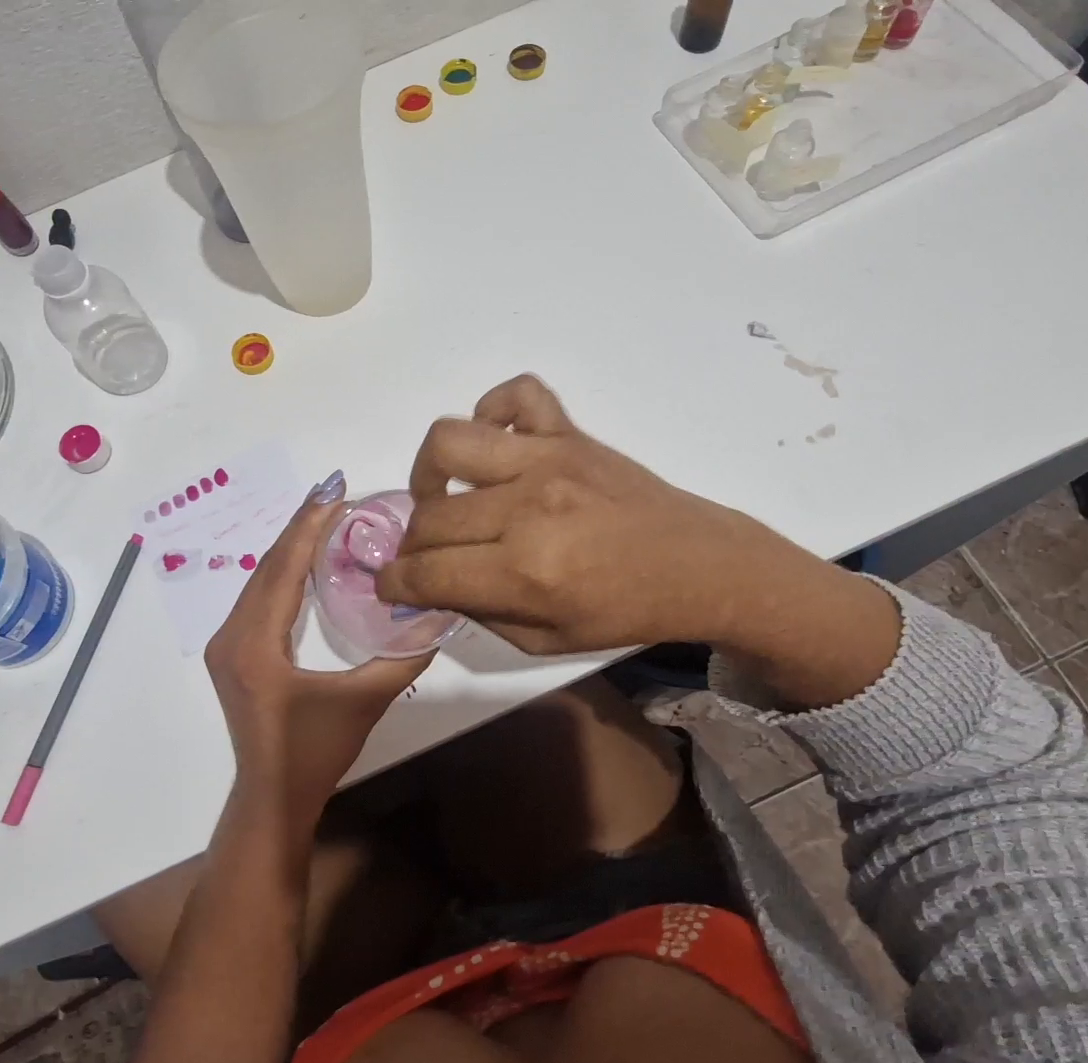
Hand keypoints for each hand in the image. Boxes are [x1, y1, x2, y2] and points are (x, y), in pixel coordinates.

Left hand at [205, 471, 434, 834]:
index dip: (310, 526)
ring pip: (260, 581)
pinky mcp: (232, 654)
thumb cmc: (316, 753)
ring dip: (291, 548)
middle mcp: (231, 637)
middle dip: (301, 527)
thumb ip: (402, 657)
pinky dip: (284, 573)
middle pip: (267, 567)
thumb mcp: (365, 701)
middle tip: (339, 494)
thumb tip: (438, 614)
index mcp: (255, 645)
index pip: (283, 568)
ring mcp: (226, 645)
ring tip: (328, 517)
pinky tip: (308, 562)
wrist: (273, 798)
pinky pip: (258, 599)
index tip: (338, 491)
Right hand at [376, 375, 865, 661]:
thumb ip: (479, 613)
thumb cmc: (622, 612)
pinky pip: (516, 395)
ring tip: (444, 494)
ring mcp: (548, 461)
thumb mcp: (544, 641)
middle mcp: (527, 509)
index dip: (394, 584)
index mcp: (524, 572)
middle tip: (428, 556)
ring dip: (429, 473)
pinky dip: (493, 411)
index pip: (425, 572)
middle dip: (411, 545)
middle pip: (429, 517)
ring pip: (449, 441)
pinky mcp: (569, 433)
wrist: (696, 565)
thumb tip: (431, 583)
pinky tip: (497, 446)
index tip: (391, 585)